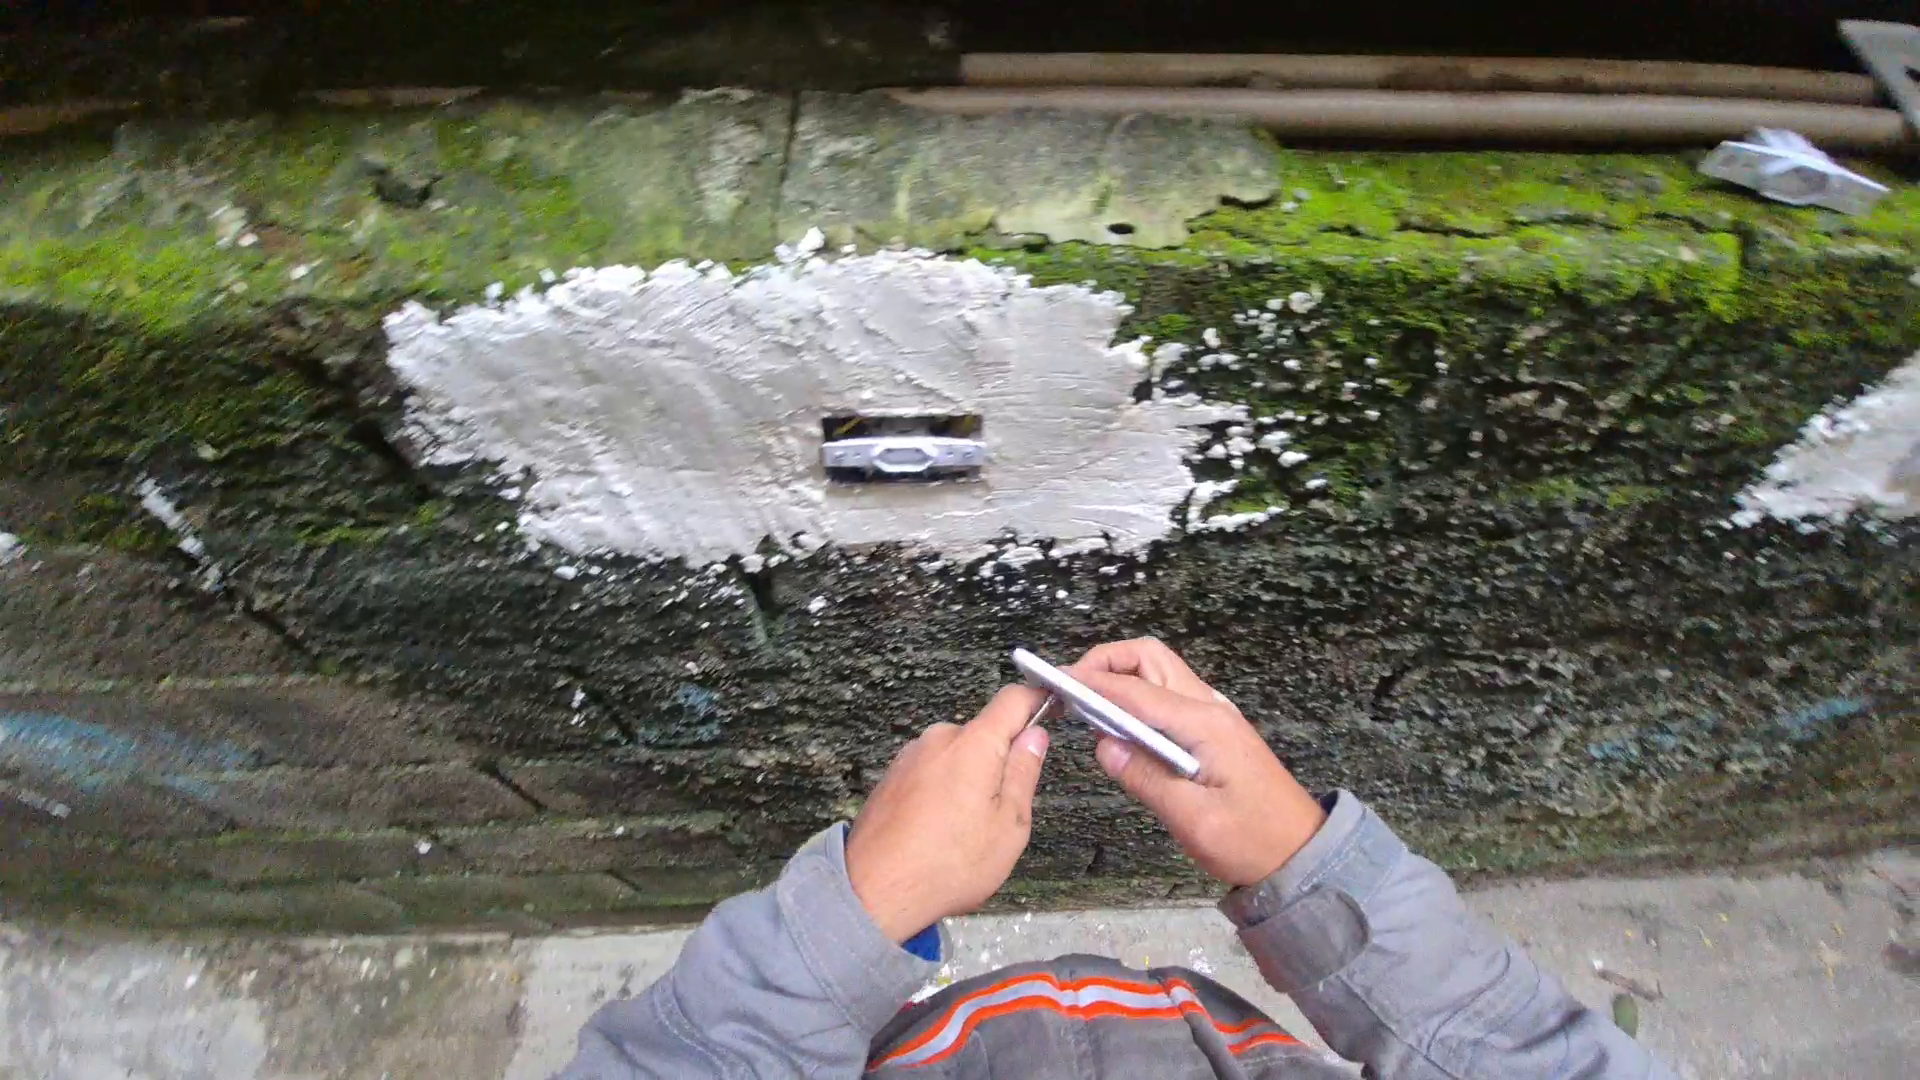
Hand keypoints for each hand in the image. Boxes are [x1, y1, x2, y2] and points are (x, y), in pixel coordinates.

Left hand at [845, 685, 1050, 941]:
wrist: (873, 891)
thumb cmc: (947, 865)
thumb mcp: (1008, 826)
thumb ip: (1024, 772)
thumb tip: (1035, 735)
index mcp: (974, 744)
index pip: (1013, 699)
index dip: (1038, 699)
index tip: (1054, 706)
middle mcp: (940, 738)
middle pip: (984, 732)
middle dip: (1000, 760)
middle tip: (1002, 811)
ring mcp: (912, 754)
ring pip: (958, 754)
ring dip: (969, 779)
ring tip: (963, 830)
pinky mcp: (893, 774)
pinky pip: (932, 769)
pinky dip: (944, 790)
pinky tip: (937, 830)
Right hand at [1070, 639, 1326, 886]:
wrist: (1301, 855)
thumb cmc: (1250, 842)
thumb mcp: (1194, 821)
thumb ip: (1146, 779)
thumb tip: (1103, 746)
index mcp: (1203, 724)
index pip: (1136, 691)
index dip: (1093, 683)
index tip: (1056, 682)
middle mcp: (1208, 706)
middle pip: (1150, 657)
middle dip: (1106, 661)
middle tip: (1073, 688)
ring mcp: (1211, 713)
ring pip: (1158, 669)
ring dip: (1120, 673)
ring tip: (1088, 701)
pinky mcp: (1211, 727)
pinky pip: (1166, 691)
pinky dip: (1135, 691)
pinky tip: (1119, 721)